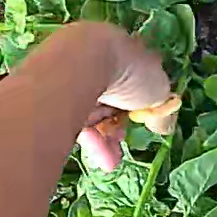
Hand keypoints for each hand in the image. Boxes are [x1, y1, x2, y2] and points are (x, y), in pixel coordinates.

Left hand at [74, 24, 179, 171]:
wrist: (79, 64)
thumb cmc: (127, 70)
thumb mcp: (158, 90)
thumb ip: (162, 110)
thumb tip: (164, 127)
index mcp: (123, 54)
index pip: (133, 84)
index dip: (140, 108)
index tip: (144, 125)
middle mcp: (94, 63)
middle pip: (110, 101)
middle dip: (118, 128)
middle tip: (123, 142)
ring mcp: (71, 79)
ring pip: (90, 115)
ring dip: (105, 142)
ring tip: (111, 163)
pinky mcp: (52, 97)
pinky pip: (72, 121)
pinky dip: (88, 141)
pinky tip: (100, 159)